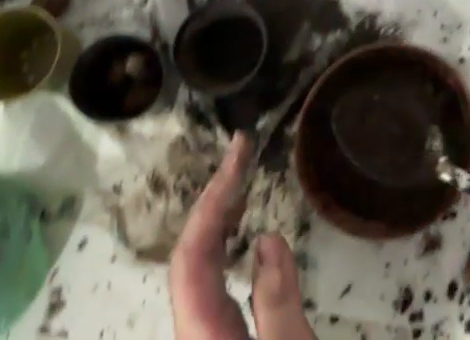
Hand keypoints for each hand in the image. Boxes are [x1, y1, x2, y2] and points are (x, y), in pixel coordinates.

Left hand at [171, 132, 312, 339]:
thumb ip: (277, 305)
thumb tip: (268, 238)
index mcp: (201, 332)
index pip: (192, 255)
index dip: (212, 200)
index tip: (239, 154)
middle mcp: (196, 328)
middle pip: (193, 254)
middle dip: (215, 197)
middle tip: (244, 149)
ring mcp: (208, 334)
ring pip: (203, 267)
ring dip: (220, 217)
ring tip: (244, 175)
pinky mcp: (224, 339)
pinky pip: (218, 279)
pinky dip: (230, 243)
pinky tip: (248, 233)